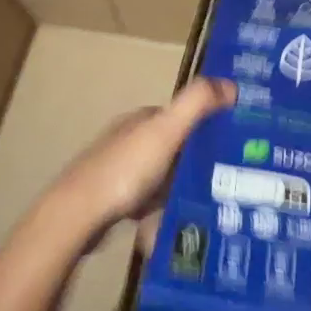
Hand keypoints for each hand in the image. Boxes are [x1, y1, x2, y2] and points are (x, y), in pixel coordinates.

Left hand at [42, 77, 236, 232]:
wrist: (78, 214)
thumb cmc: (125, 169)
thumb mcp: (166, 130)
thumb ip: (197, 103)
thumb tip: (232, 84)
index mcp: (142, 119)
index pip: (181, 115)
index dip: (207, 125)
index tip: (233, 144)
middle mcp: (128, 139)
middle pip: (172, 147)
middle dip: (195, 162)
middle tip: (226, 183)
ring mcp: (118, 171)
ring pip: (160, 177)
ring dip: (178, 190)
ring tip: (206, 210)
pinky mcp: (111, 201)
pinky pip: (146, 203)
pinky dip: (160, 213)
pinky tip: (172, 227)